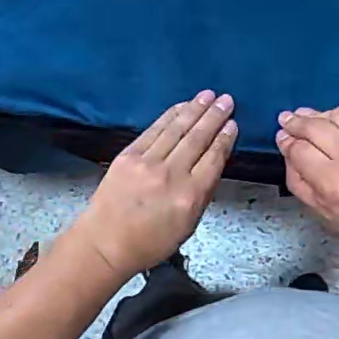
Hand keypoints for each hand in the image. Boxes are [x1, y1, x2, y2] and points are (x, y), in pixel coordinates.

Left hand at [68, 91, 238, 276]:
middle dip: (214, 116)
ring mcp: (147, 163)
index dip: (225, 138)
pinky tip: (181, 107)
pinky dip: (169, 116)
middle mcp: (171, 174)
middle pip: (198, 138)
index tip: (233, 124)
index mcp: (190, 195)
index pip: (214, 158)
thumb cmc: (149, 242)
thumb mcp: (188, 226)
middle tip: (227, 100)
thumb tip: (212, 166)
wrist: (105, 243)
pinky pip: (153, 130)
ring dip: (195, 109)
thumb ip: (202, 194)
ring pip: (176, 129)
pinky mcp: (128, 156)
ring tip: (208, 95)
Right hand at [276, 105, 338, 274]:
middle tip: (288, 119)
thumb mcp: (323, 216)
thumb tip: (287, 147)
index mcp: (336, 188)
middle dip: (297, 122)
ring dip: (321, 114)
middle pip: (317, 128)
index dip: (286, 141)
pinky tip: (337, 118)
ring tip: (312, 119)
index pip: (300, 151)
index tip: (282, 136)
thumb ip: (299, 181)